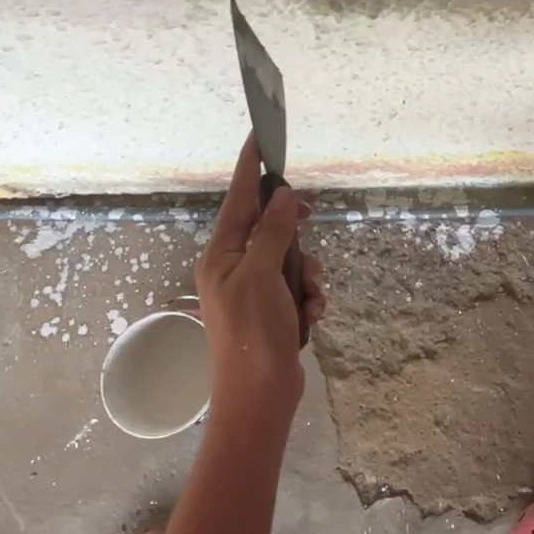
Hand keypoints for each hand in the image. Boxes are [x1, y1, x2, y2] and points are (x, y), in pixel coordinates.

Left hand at [196, 134, 326, 412]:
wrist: (261, 396)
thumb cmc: (253, 332)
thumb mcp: (262, 274)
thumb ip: (273, 231)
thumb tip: (282, 195)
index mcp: (221, 254)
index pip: (237, 199)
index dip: (249, 167)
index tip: (258, 137)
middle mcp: (234, 266)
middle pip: (269, 225)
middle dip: (294, 230)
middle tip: (310, 217)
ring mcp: (254, 289)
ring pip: (291, 255)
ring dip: (308, 272)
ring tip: (312, 296)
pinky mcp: (273, 308)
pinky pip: (298, 283)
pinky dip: (310, 294)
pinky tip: (313, 313)